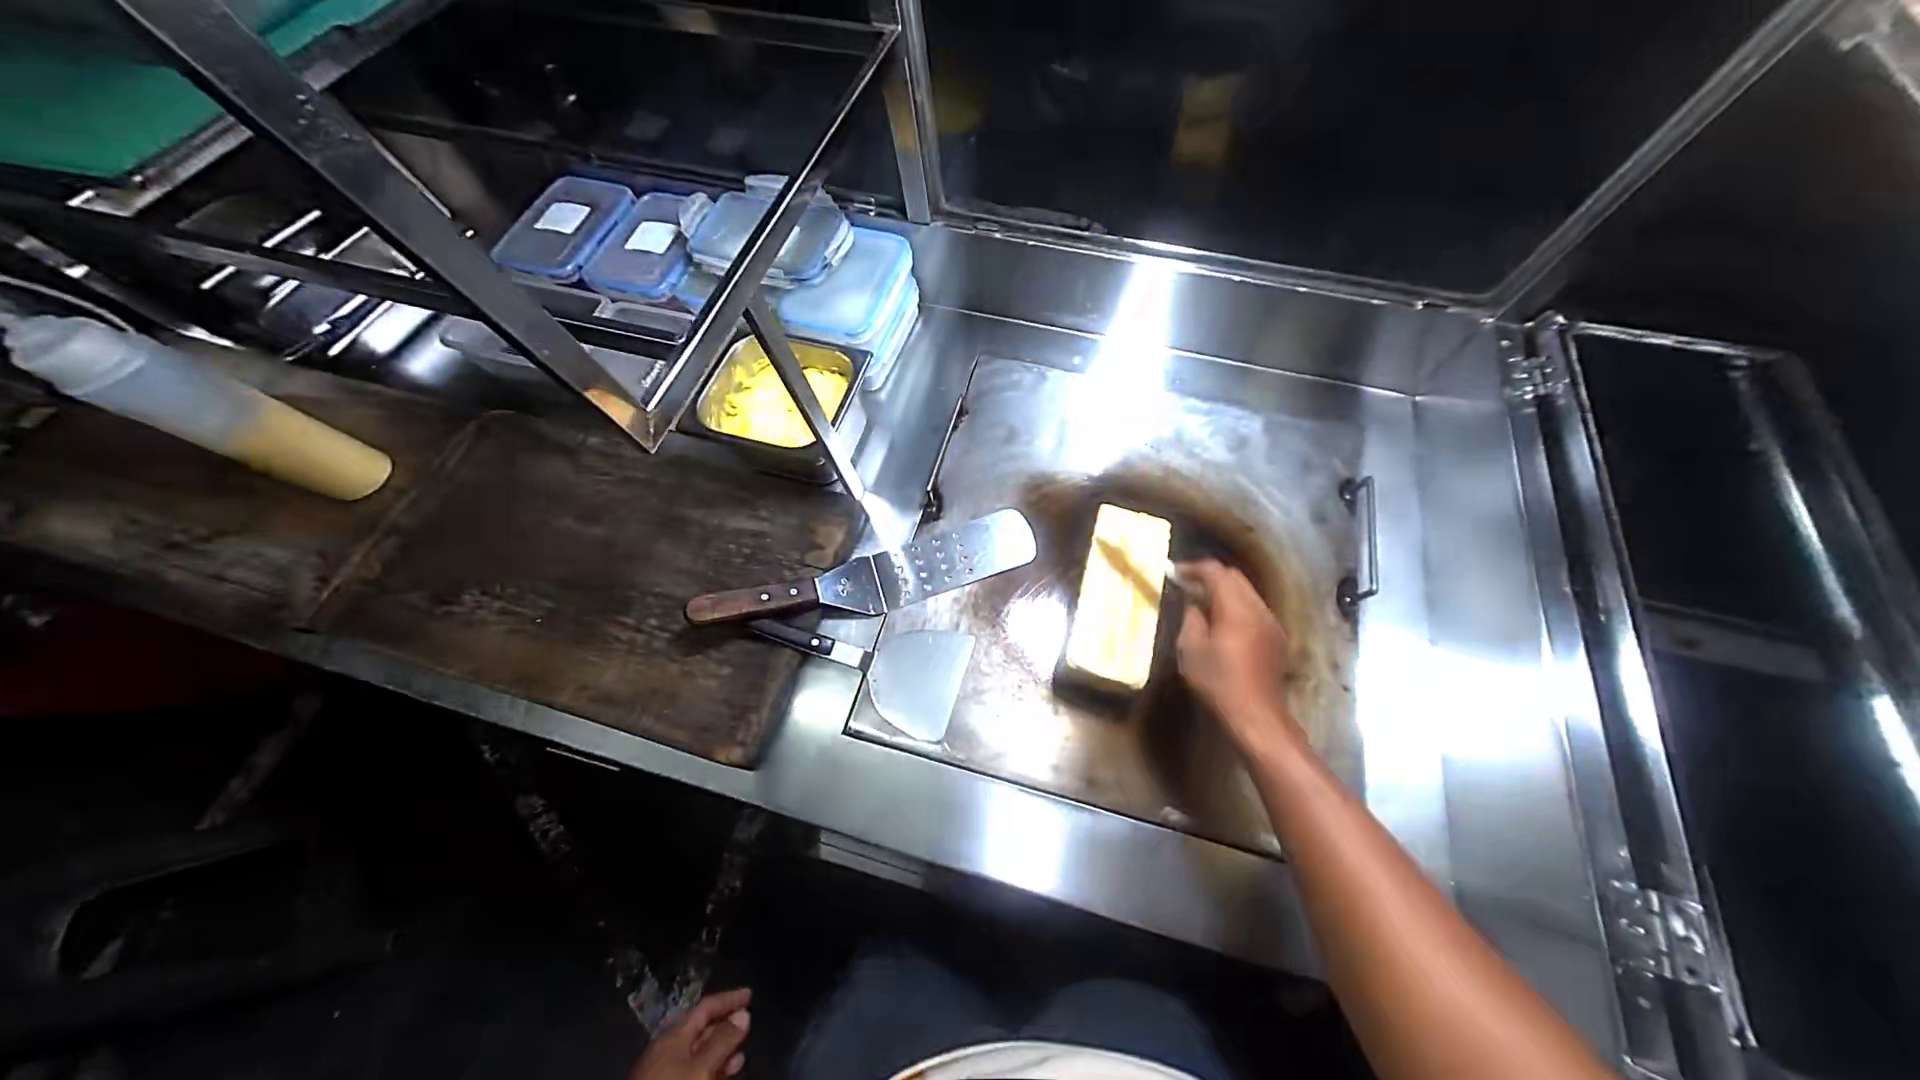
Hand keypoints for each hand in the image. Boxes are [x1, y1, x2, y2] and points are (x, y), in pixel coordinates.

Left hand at [630, 989, 751, 1079]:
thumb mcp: (701, 1068)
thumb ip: (723, 1041)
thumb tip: (743, 1013)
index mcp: (674, 1036)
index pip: (705, 1007)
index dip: (729, 999)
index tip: (750, 995)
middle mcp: (668, 1050)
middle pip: (702, 1029)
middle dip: (726, 1027)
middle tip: (748, 1026)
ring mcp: (664, 1073)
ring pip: (698, 1054)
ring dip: (721, 1053)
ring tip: (741, 1058)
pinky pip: (693, 1072)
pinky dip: (711, 1071)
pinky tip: (723, 1077)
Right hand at [1174, 560, 1298, 752]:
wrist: (1257, 714)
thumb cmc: (1218, 683)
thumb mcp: (1191, 650)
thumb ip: (1191, 618)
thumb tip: (1194, 602)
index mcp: (1236, 609)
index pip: (1216, 572)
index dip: (1194, 568)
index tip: (1175, 572)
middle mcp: (1258, 609)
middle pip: (1235, 577)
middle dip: (1210, 576)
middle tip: (1187, 584)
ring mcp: (1271, 622)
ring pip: (1247, 592)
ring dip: (1224, 590)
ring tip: (1202, 602)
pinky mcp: (1276, 636)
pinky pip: (1254, 608)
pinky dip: (1236, 605)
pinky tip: (1222, 621)